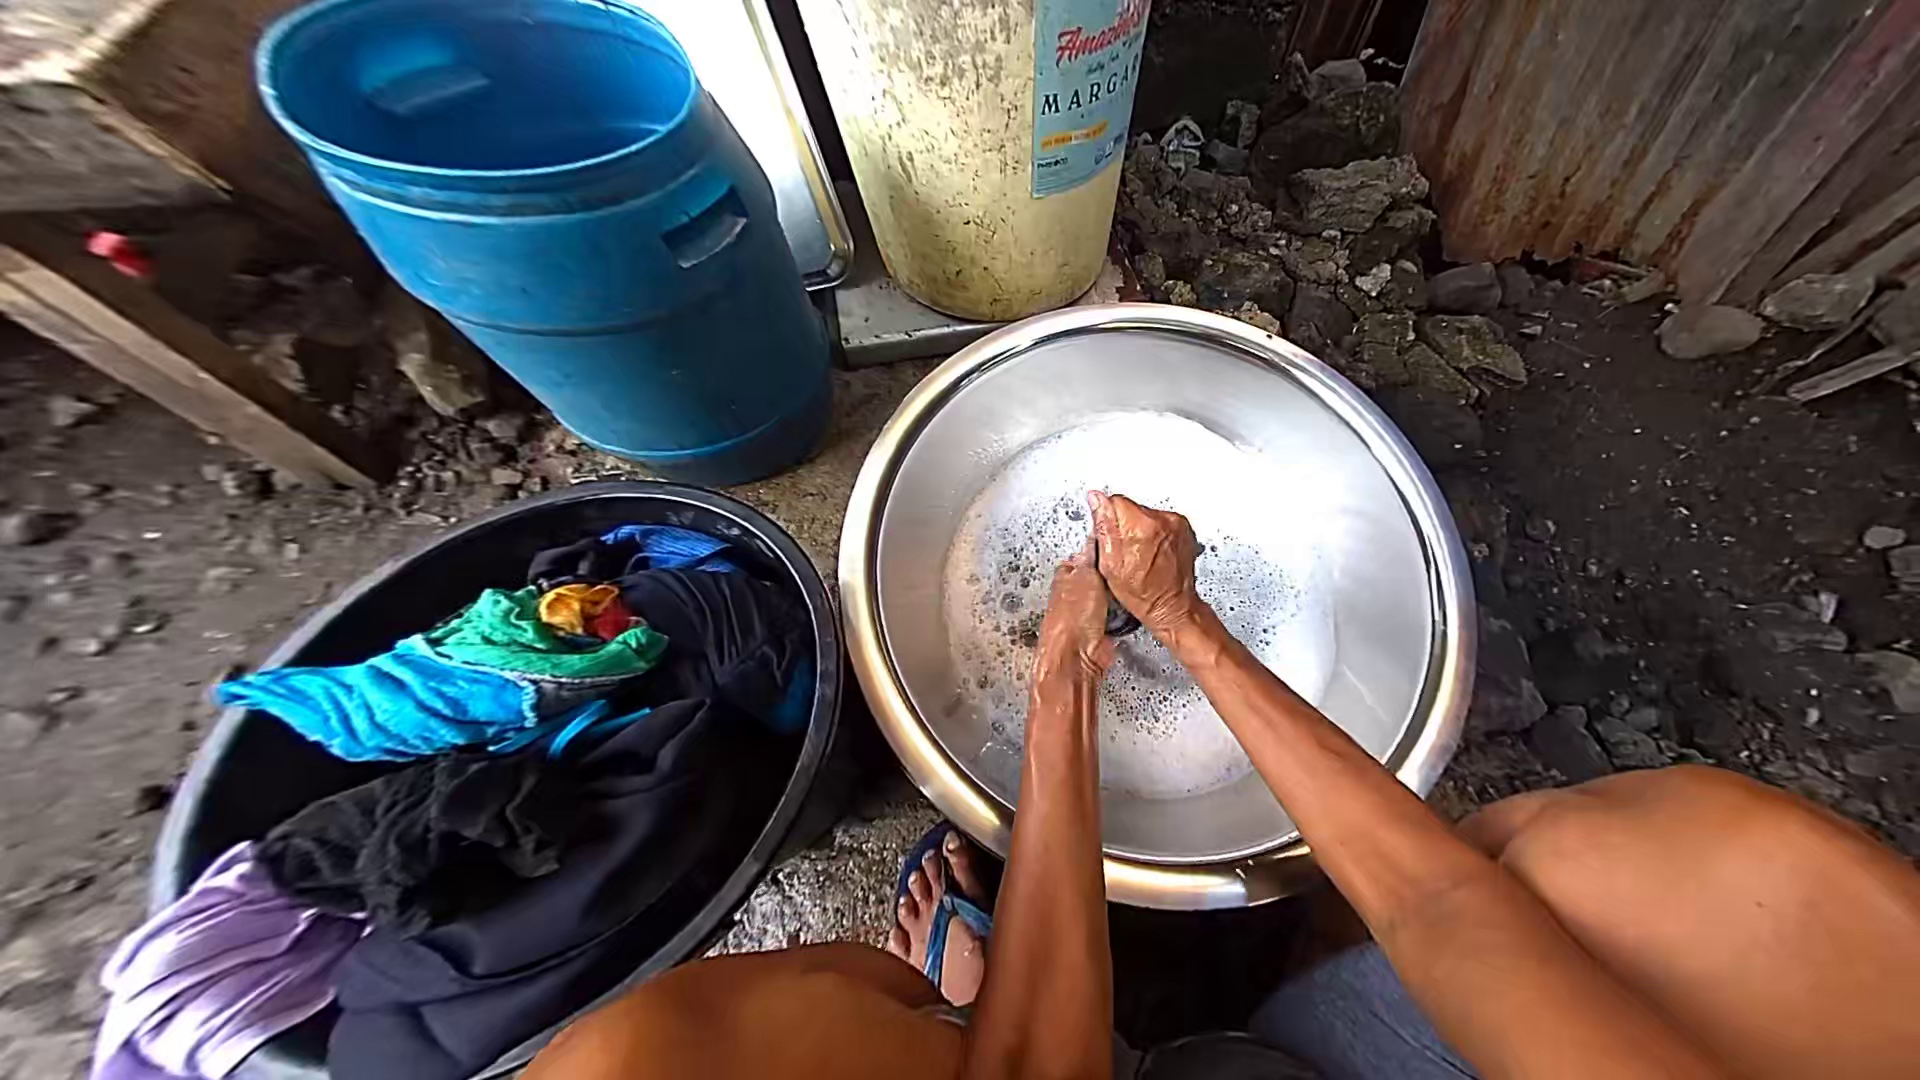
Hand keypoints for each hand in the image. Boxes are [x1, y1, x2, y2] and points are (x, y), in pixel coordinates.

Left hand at [1032, 537, 1115, 685]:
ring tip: (1123, 597)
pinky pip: (1114, 617)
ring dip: (1117, 598)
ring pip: (1107, 598)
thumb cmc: (1071, 620)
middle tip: (1121, 574)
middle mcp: (1071, 595)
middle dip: (1111, 576)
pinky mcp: (1097, 632)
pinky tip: (1124, 615)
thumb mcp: (1087, 576)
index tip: (1112, 549)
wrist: (1077, 657)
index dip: (1098, 553)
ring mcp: (1084, 614)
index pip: (1082, 557)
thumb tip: (1094, 542)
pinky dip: (1120, 616)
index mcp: (1064, 577)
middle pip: (1097, 577)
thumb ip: (1091, 558)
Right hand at [1087, 491, 1203, 635]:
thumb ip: (1103, 526)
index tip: (1110, 541)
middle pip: (1129, 507)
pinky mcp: (1183, 528)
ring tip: (1139, 554)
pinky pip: (1158, 521)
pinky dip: (1152, 533)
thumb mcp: (1110, 564)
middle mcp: (1161, 520)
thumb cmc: (1143, 593)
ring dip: (1138, 529)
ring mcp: (1175, 524)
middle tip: (1124, 552)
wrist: (1172, 606)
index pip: (1113, 501)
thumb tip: (1096, 498)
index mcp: (1139, 527)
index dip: (1106, 522)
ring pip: (1143, 514)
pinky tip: (1151, 553)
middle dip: (1122, 526)